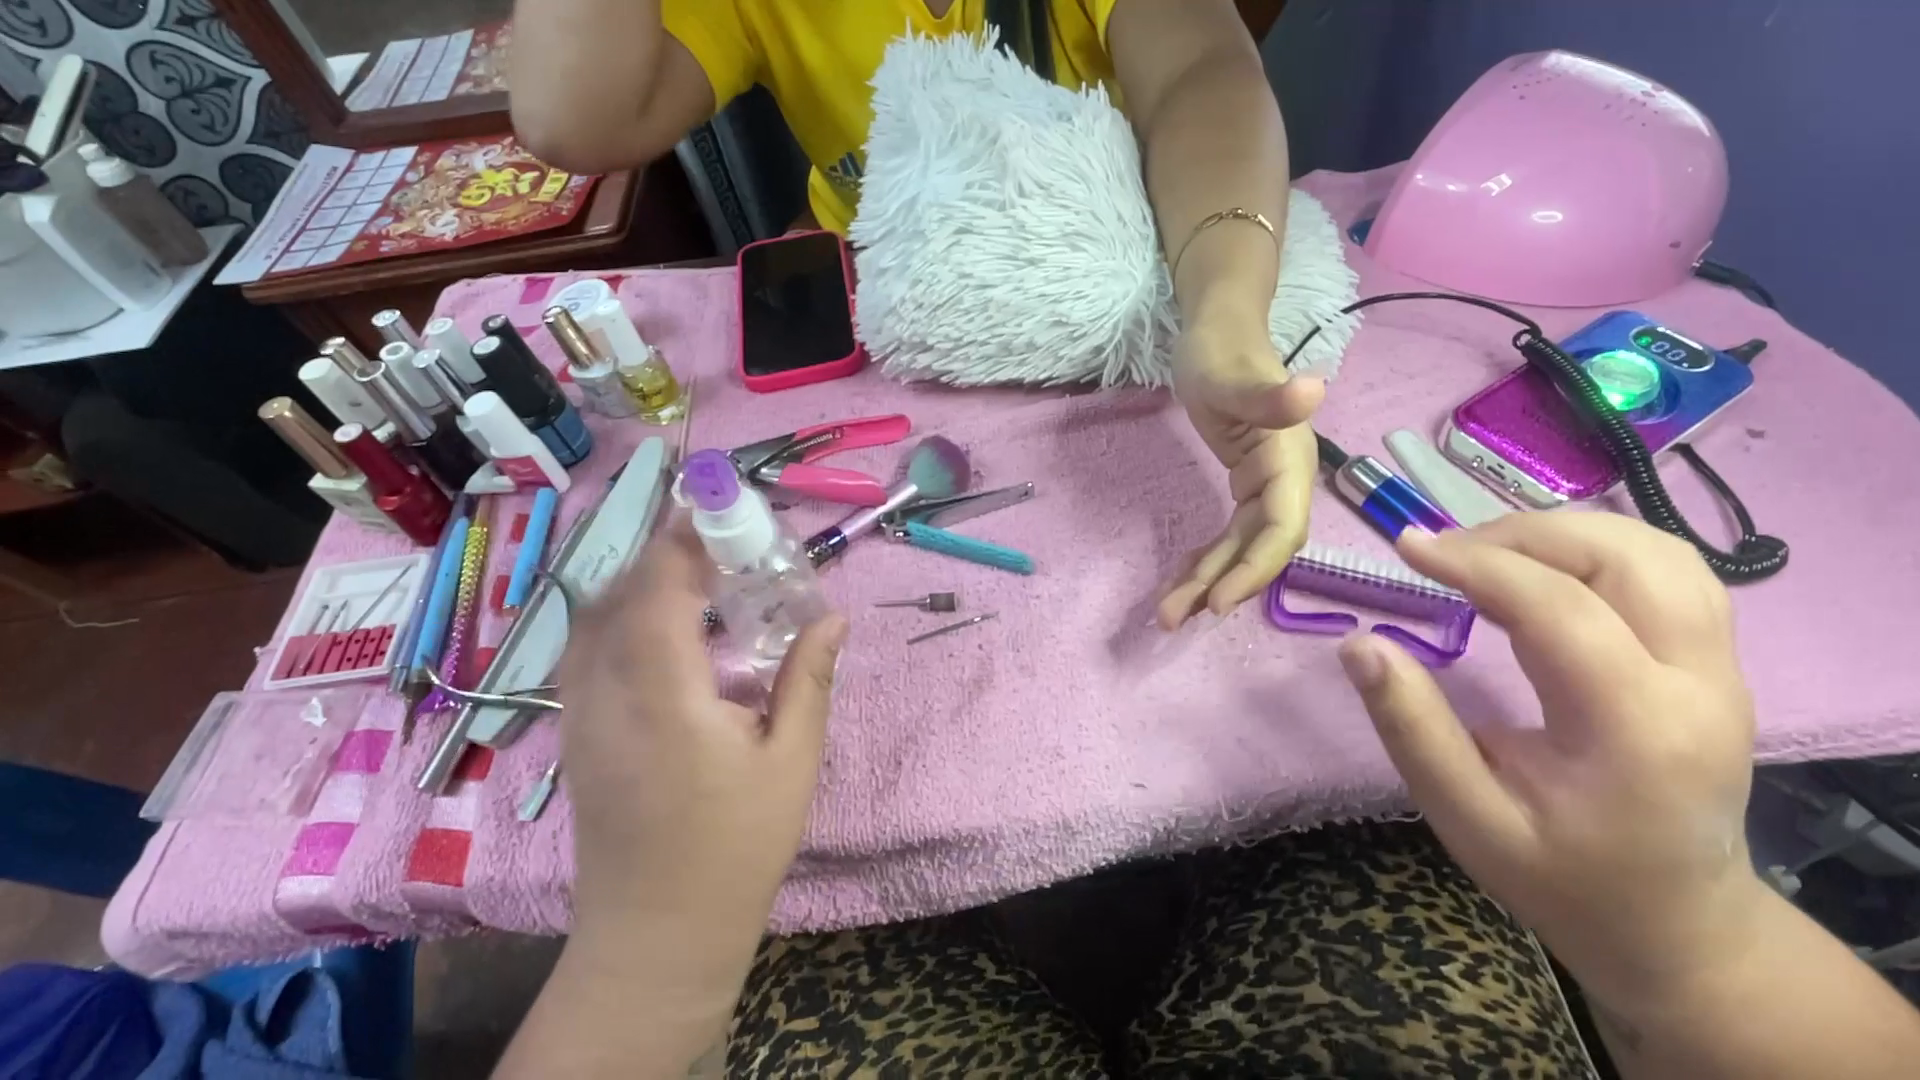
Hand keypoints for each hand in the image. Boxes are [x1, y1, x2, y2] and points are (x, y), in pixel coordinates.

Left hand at [557, 516, 846, 992]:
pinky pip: (586, 649)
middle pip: (620, 592)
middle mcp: (607, 693)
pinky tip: (664, 631)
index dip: (685, 539)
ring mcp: (578, 713)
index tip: (723, 510)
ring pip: (594, 617)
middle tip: (723, 545)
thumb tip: (834, 617)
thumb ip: (806, 680)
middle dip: (667, 554)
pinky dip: (621, 617)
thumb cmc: (735, 848)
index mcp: (665, 696)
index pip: (658, 589)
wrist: (656, 931)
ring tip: (697, 579)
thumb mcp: (790, 763)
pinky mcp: (573, 731)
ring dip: (641, 583)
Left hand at [1159, 318, 1324, 627]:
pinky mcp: (1246, 486)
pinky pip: (1231, 534)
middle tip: (1174, 619)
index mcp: (1290, 460)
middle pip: (1260, 548)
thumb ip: (1266, 394)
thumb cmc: (1223, 349)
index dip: (1255, 570)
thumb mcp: (1231, 373)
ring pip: (1242, 548)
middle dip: (1222, 586)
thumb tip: (1314, 390)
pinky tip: (1183, 581)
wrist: (1219, 330)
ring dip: (1210, 581)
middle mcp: (1285, 481)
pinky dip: (1208, 559)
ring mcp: (1267, 485)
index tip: (1217, 602)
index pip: (1282, 529)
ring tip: (1170, 613)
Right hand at [1337, 514, 1765, 1002]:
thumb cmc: (1561, 878)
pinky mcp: (1717, 663)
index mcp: (1635, 728)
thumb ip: (1412, 728)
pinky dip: (1598, 549)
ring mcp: (1722, 669)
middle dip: (1524, 535)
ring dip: (1565, 533)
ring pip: (1658, 552)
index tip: (1407, 547)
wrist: (1675, 923)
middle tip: (1447, 551)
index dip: (1476, 564)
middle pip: (1624, 559)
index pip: (1559, 607)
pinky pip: (1670, 572)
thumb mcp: (1467, 817)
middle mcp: (1699, 684)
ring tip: (1488, 552)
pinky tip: (1544, 568)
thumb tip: (1359, 645)